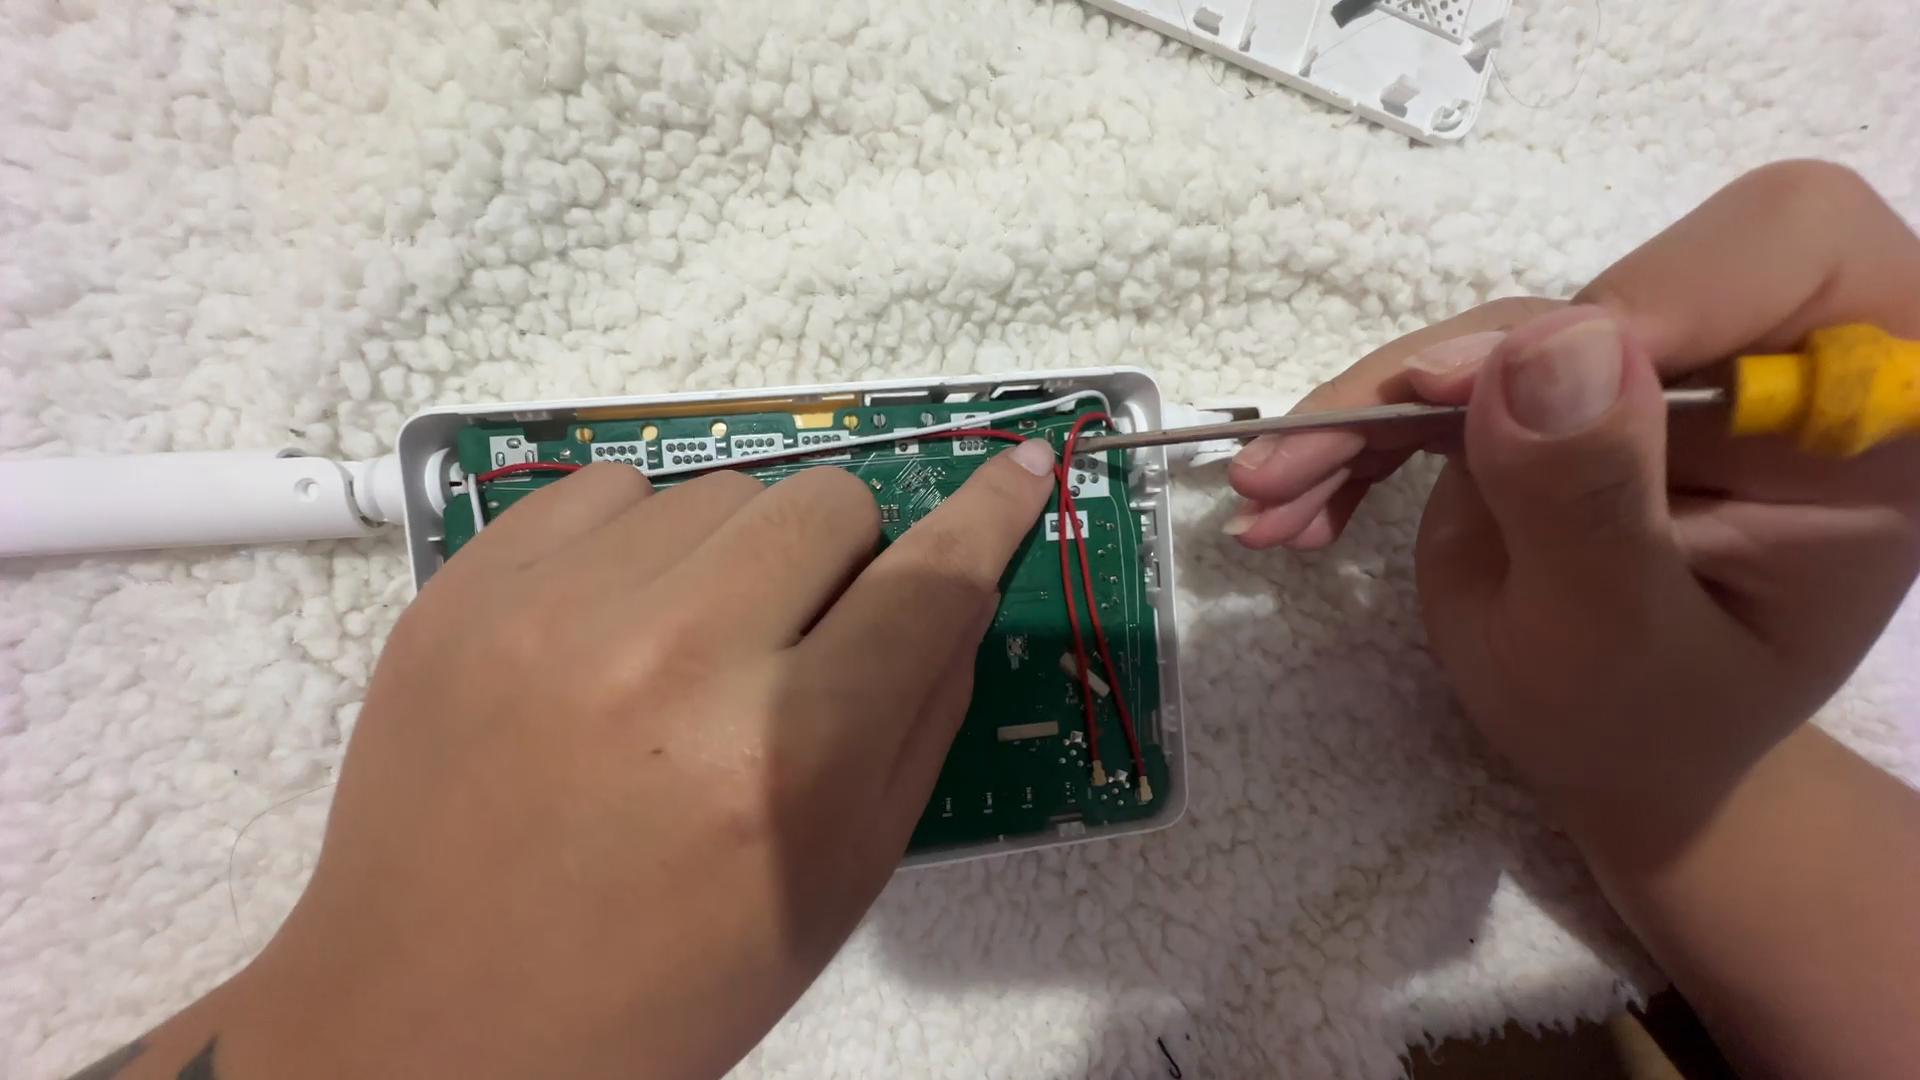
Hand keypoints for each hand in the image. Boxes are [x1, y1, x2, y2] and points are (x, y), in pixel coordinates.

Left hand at [213, 440, 1056, 1078]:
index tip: (1024, 468)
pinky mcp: (464, 589)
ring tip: (699, 637)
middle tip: (804, 632)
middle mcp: (674, 660)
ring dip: (743, 551)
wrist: (436, 1022)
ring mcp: (551, 612)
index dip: (989, 514)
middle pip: (827, 502)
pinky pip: (612, 486)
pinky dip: (645, 536)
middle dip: (844, 557)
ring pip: (724, 486)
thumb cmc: (681, 966)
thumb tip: (961, 584)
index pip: (929, 584)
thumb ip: (924, 710)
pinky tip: (617, 616)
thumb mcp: (849, 867)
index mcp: (787, 758)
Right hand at [1243, 160, 1919, 839]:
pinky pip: (1418, 402)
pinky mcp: (1526, 414)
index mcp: (1842, 414)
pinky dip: (1344, 452)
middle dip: (1408, 392)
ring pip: (1459, 356)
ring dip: (1345, 429)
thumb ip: (1588, 500)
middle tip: (1288, 473)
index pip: (1776, 257)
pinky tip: (1293, 512)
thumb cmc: (1637, 722)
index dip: (1628, 298)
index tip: (1470, 396)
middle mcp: (1726, 373)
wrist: (1605, 750)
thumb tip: (1542, 348)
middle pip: (1559, 309)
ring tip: (1264, 503)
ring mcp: (1612, 391)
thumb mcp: (1608, 635)